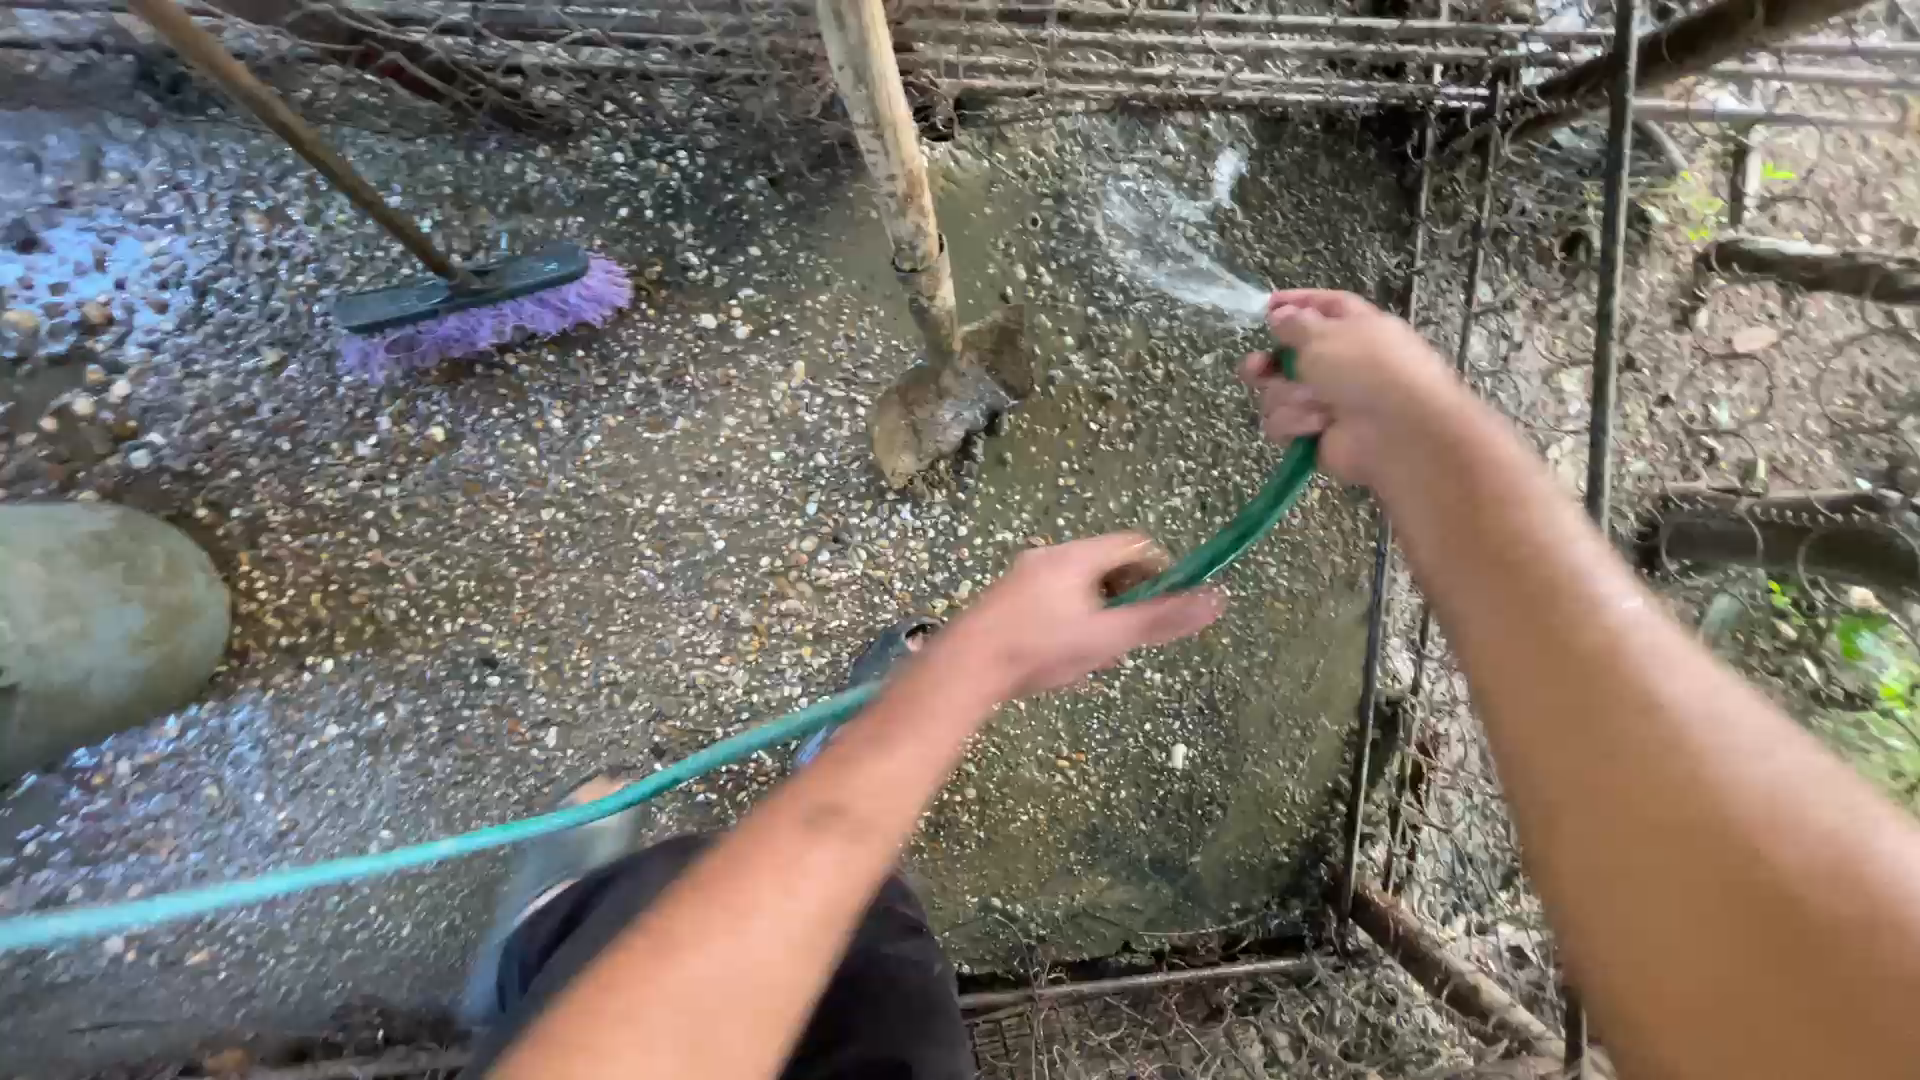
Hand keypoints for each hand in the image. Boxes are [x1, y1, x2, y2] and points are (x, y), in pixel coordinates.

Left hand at [935, 532, 1225, 700]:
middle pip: (1106, 567)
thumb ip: (1161, 619)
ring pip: (1078, 588)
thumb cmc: (1040, 648)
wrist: (965, 666)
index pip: (1134, 545)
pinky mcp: (1005, 599)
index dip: (1159, 571)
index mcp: (1076, 556)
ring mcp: (1022, 576)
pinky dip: (1068, 623)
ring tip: (1089, 657)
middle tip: (1123, 639)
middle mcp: (1048, 557)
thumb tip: (1218, 599)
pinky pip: (1052, 601)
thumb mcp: (1108, 638)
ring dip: (1095, 617)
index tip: (1164, 605)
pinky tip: (1058, 659)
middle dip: (1123, 601)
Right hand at [1237, 289, 1460, 485]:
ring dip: (1289, 397)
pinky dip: (1296, 423)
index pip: (1322, 308)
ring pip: (1277, 393)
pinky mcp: (1312, 431)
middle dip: (1266, 364)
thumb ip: (1295, 323)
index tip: (1266, 305)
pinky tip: (1319, 424)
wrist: (1396, 432)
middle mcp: (1338, 363)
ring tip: (1315, 403)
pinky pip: (1282, 423)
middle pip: (1287, 357)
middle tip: (1257, 368)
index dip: (1295, 303)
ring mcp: (1324, 399)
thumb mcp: (1327, 334)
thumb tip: (1280, 316)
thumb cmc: (1367, 370)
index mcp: (1353, 328)